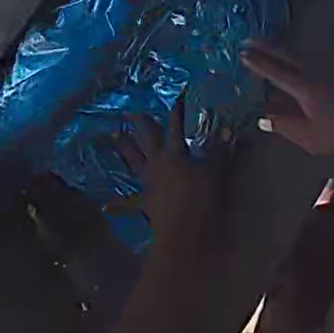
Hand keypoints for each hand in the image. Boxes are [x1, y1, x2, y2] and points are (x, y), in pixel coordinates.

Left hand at [118, 102, 229, 241]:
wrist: (184, 233)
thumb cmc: (201, 197)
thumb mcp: (216, 171)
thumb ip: (219, 151)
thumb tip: (227, 131)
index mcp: (175, 155)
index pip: (176, 129)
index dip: (177, 114)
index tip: (176, 99)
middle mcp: (158, 165)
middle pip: (148, 140)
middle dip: (141, 125)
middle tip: (129, 112)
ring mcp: (149, 185)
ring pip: (134, 163)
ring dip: (125, 150)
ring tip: (114, 137)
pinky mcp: (146, 204)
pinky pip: (130, 204)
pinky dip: (119, 205)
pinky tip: (106, 205)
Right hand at [240, 42, 333, 155]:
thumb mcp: (310, 137)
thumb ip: (285, 125)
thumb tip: (262, 117)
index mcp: (305, 88)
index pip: (275, 72)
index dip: (258, 62)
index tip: (243, 54)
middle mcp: (314, 71)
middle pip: (286, 54)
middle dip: (266, 46)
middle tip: (248, 41)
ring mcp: (327, 66)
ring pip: (298, 52)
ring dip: (280, 46)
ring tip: (265, 43)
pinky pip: (310, 55)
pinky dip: (295, 52)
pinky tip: (291, 54)